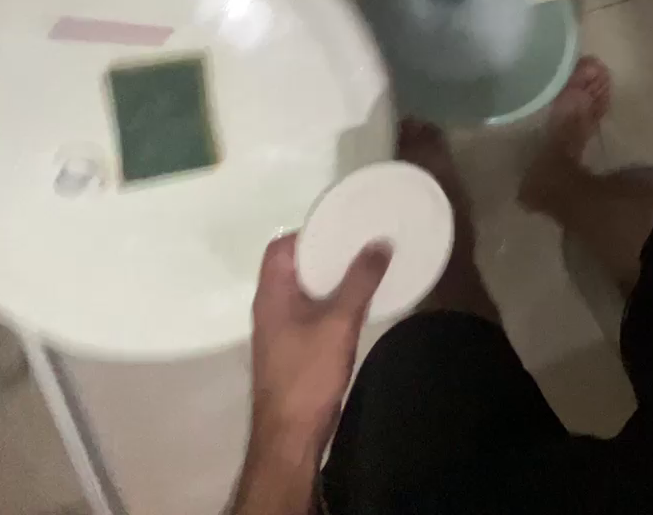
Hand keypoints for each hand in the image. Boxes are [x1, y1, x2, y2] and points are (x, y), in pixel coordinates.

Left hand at [247, 234, 389, 460]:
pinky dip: (338, 292)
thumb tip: (380, 242)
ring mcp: (284, 326)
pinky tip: (365, 292)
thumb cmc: (308, 372)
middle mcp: (273, 305)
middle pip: (297, 263)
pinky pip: (318, 304)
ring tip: (371, 256)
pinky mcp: (298, 342)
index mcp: (272, 294)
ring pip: (309, 285)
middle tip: (366, 233)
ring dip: (336, 271)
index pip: (281, 247)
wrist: (292, 432)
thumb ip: (360, 280)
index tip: (344, 220)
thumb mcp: (339, 321)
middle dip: (329, 247)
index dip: (309, 230)